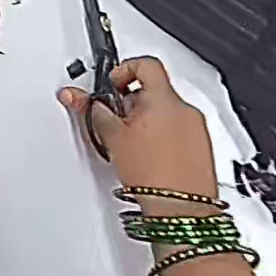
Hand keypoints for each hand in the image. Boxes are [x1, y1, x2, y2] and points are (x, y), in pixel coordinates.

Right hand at [58, 56, 217, 202]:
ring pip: (164, 110)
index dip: (123, 70)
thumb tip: (75, 96)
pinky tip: (145, 155)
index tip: (111, 86)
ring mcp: (196, 128)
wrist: (181, 210)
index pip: (145, 64)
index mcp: (164, 99)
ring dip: (143, 119)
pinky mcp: (201, 146)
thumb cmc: (153, 175)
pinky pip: (177, 128)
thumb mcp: (112, 137)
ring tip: (129, 142)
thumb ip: (92, 110)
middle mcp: (185, 109)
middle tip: (114, 120)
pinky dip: (159, 134)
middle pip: (152, 88)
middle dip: (129, 101)